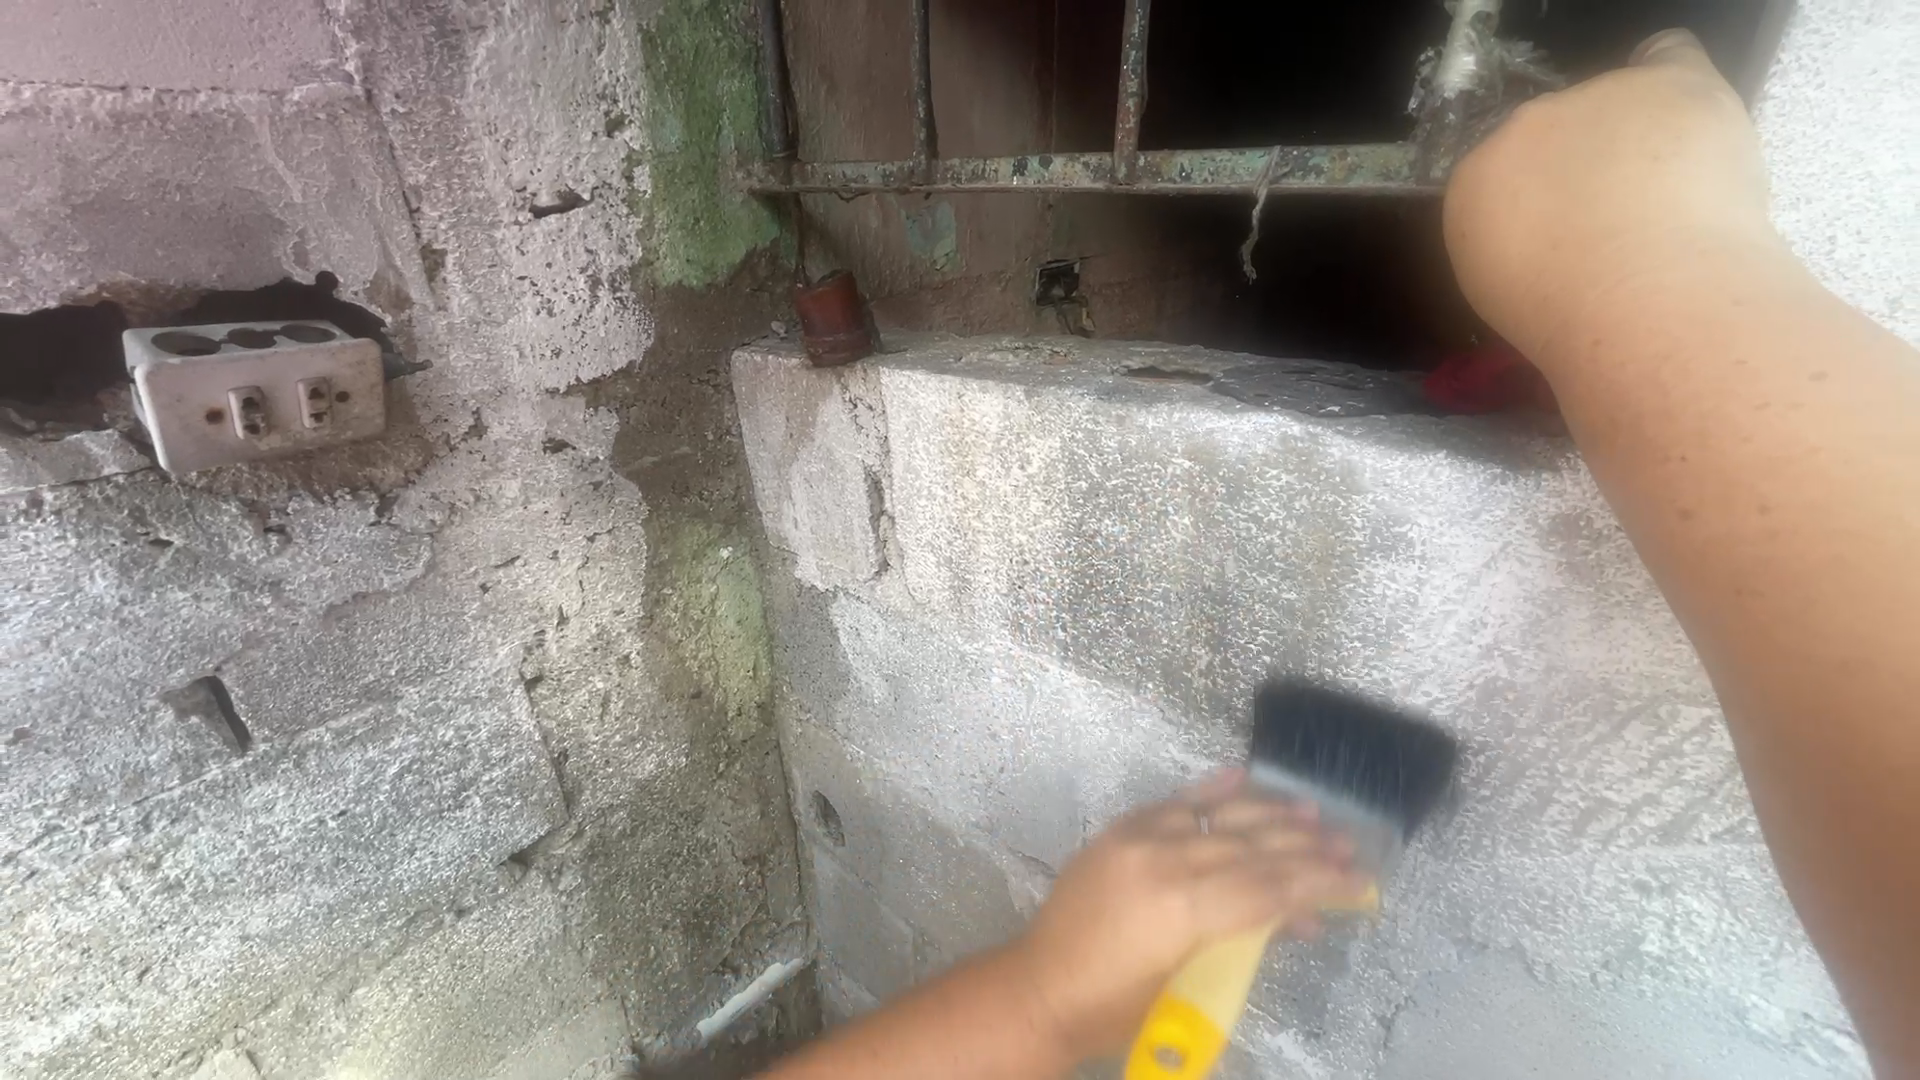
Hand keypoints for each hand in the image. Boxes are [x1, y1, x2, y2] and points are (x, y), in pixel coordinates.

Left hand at [1006, 771, 1364, 1061]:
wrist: (1041, 986)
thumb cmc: (1117, 1007)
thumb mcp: (1190, 984)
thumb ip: (1242, 943)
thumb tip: (1299, 920)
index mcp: (1183, 908)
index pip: (1266, 887)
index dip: (1317, 882)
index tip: (1359, 878)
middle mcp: (1163, 860)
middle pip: (1248, 848)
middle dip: (1303, 848)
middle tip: (1350, 845)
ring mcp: (1137, 838)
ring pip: (1216, 819)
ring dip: (1266, 814)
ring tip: (1313, 812)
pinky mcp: (1119, 830)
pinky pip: (1171, 803)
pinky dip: (1207, 789)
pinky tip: (1240, 775)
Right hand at [1444, 29, 1781, 365]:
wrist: (1634, 288)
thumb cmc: (1552, 308)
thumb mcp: (1492, 281)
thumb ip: (1502, 234)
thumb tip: (1533, 225)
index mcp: (1471, 181)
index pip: (1498, 172)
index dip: (1528, 196)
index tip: (1552, 225)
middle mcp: (1520, 128)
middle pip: (1549, 131)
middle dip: (1574, 161)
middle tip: (1606, 209)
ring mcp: (1591, 98)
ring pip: (1609, 102)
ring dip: (1627, 133)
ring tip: (1657, 187)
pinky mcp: (1665, 81)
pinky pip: (1668, 58)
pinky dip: (1674, 90)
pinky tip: (1684, 119)